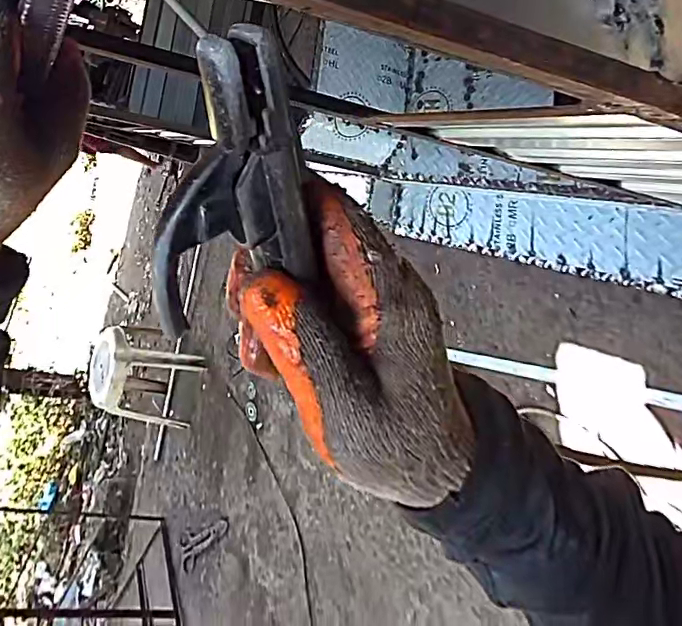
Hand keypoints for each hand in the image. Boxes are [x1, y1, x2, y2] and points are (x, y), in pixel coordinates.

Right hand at [227, 179, 474, 506]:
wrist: (434, 474)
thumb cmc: (402, 446)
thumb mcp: (344, 403)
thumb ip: (302, 340)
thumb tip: (262, 285)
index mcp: (386, 292)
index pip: (335, 213)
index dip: (288, 207)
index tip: (251, 232)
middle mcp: (376, 282)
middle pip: (306, 236)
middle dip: (264, 266)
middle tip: (248, 309)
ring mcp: (362, 295)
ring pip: (296, 266)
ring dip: (267, 299)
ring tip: (263, 344)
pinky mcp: (349, 312)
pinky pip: (303, 295)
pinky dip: (280, 318)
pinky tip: (277, 355)